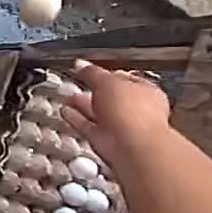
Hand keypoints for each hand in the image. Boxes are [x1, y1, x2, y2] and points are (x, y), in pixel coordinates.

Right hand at [61, 60, 173, 179]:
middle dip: (91, 92)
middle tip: (76, 84)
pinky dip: (76, 120)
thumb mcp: (108, 82)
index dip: (105, 74)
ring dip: (81, 106)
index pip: (123, 79)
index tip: (88, 70)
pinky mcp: (106, 142)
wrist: (132, 147)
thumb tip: (80, 65)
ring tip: (67, 99)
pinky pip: (88, 127)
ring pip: (97, 114)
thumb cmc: (134, 114)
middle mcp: (135, 111)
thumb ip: (92, 73)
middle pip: (109, 98)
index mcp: (144, 91)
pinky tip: (66, 112)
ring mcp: (120, 128)